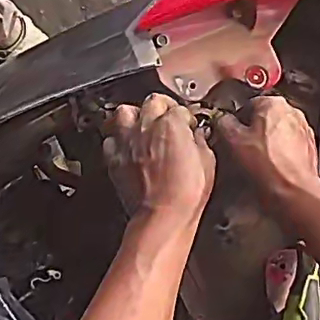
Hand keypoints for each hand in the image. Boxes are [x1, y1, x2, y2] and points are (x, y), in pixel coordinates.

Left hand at [102, 94, 215, 228]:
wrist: (163, 217)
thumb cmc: (186, 194)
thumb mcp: (208, 163)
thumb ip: (201, 142)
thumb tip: (199, 137)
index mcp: (172, 124)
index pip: (180, 108)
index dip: (187, 117)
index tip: (190, 126)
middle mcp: (146, 127)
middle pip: (152, 101)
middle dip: (162, 107)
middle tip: (169, 119)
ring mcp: (127, 142)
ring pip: (124, 112)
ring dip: (134, 116)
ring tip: (143, 124)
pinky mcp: (114, 160)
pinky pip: (110, 139)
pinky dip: (118, 139)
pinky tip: (127, 146)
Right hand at [215, 95, 319, 219]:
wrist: (294, 191)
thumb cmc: (269, 166)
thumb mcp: (233, 140)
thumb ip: (223, 122)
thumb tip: (221, 119)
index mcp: (273, 103)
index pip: (248, 103)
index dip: (236, 120)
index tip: (231, 133)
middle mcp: (292, 112)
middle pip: (264, 117)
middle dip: (253, 131)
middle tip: (243, 148)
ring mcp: (303, 130)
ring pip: (278, 132)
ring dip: (267, 143)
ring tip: (258, 160)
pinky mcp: (309, 147)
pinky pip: (289, 146)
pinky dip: (281, 154)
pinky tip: (272, 166)